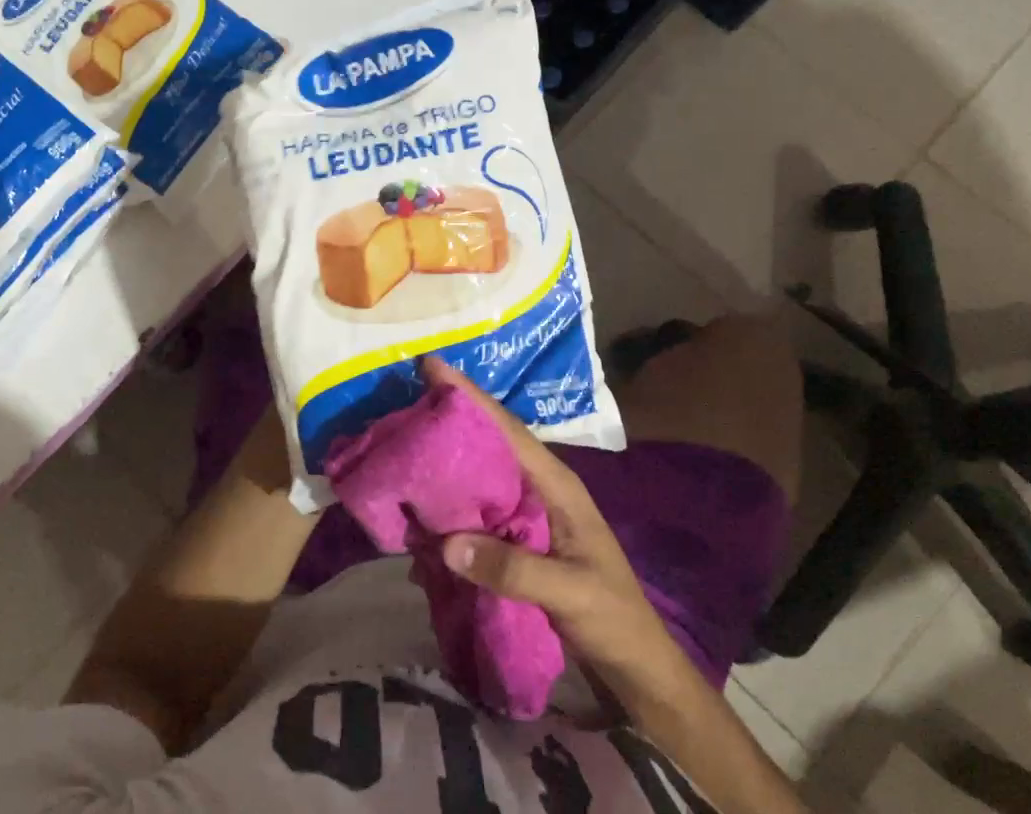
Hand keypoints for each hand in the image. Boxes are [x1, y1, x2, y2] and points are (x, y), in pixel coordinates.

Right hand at [421, 357, 676, 680]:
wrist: (634, 664)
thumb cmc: (613, 618)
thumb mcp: (570, 593)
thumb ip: (513, 568)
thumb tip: (446, 543)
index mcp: (556, 487)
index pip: (508, 430)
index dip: (471, 397)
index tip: (431, 366)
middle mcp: (537, 491)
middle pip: (486, 445)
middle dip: (447, 422)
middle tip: (399, 406)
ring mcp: (524, 516)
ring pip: (475, 477)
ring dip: (440, 465)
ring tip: (397, 450)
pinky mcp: (513, 542)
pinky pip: (470, 513)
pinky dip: (443, 508)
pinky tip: (414, 513)